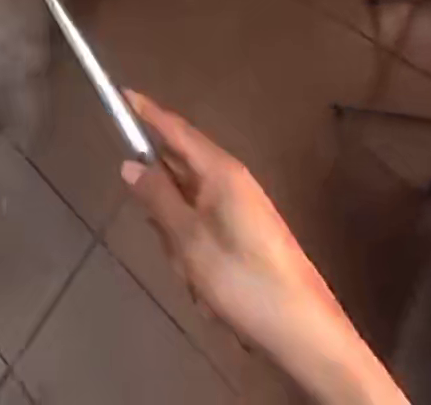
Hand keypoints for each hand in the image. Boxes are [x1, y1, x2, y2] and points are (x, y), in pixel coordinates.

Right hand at [121, 91, 406, 404]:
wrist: (307, 337)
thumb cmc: (244, 280)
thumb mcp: (188, 241)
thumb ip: (156, 198)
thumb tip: (129, 163)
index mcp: (219, 171)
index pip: (175, 129)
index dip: (147, 112)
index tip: (122, 93)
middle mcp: (230, 181)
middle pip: (176, 171)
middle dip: (161, 207)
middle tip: (169, 245)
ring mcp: (239, 208)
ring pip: (186, 206)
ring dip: (178, 240)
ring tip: (195, 278)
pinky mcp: (244, 233)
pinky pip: (202, 229)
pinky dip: (194, 254)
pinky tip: (206, 289)